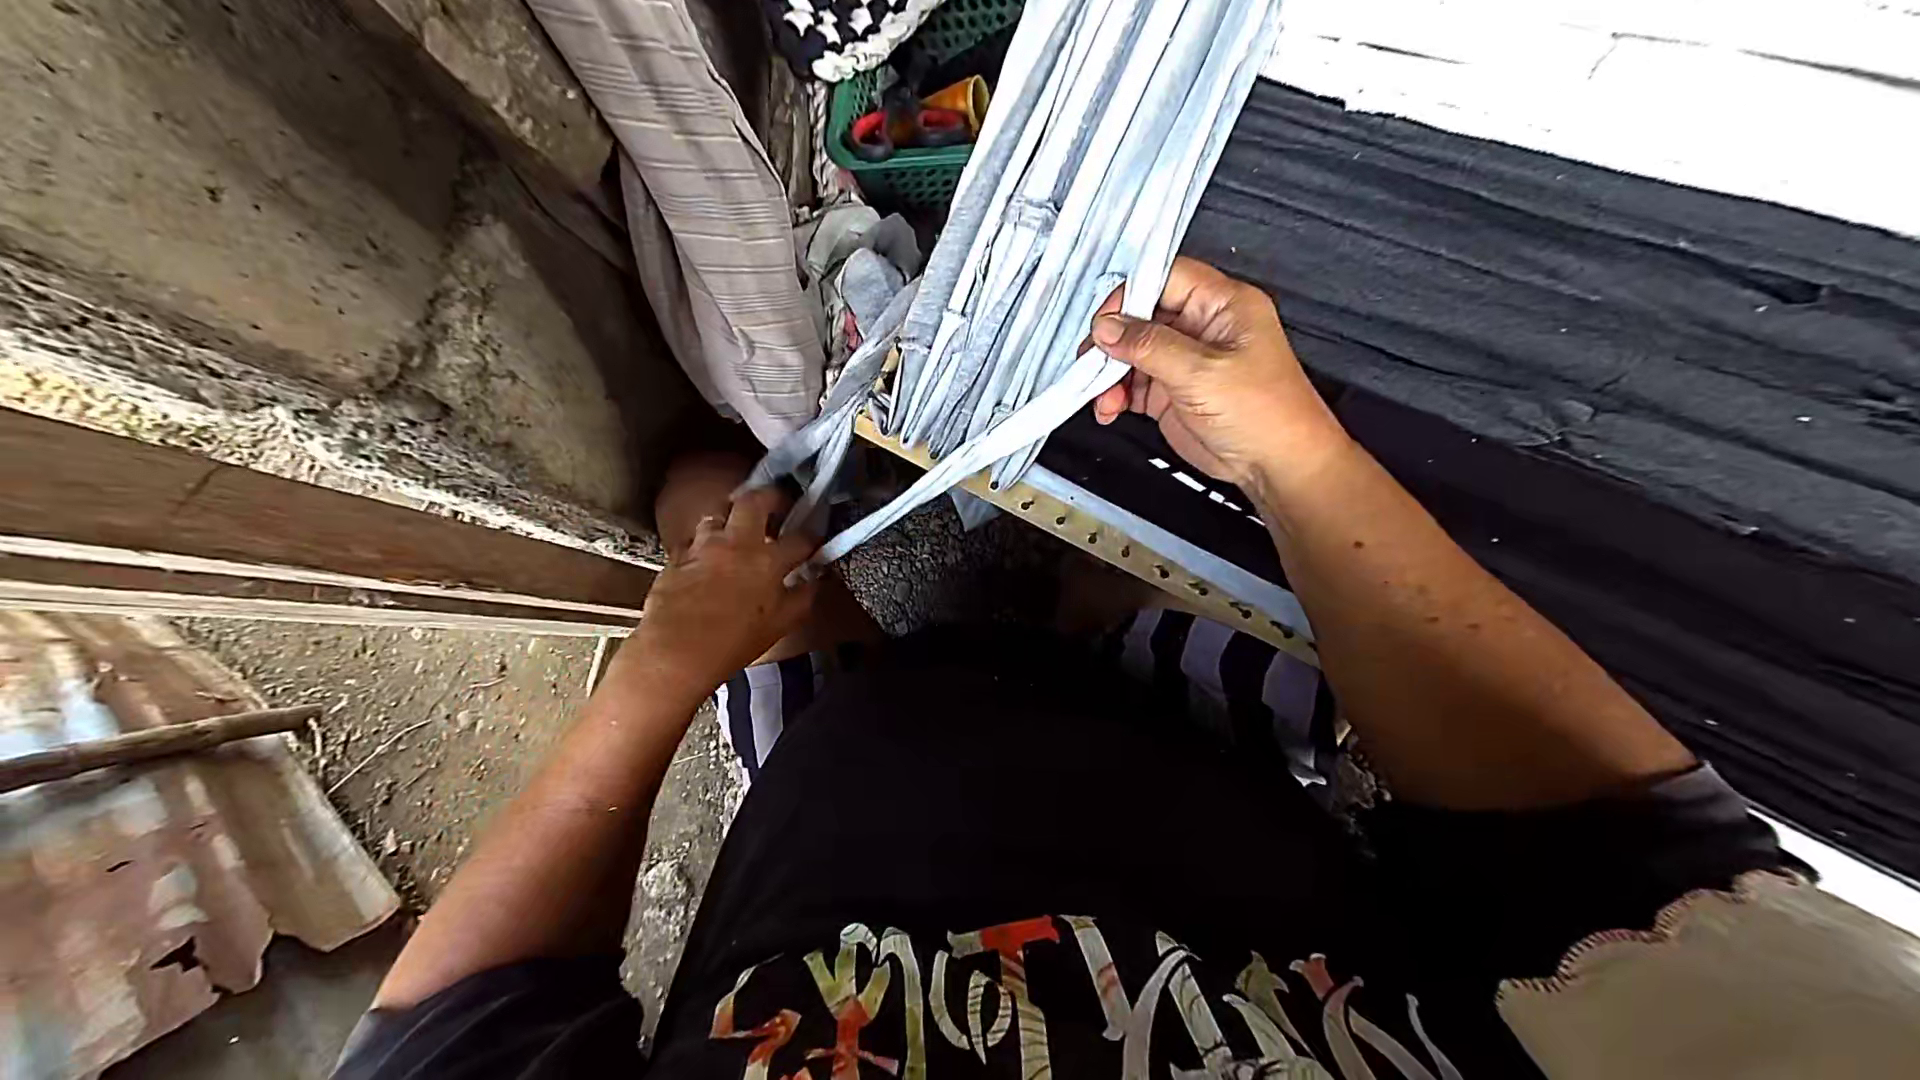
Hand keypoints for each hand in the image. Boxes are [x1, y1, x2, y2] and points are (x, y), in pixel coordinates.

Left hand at [626, 488, 818, 702]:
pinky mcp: (677, 558)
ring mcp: (703, 547)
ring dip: (729, 519)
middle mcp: (736, 544)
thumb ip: (802, 597)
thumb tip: (813, 580)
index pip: (800, 539)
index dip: (812, 536)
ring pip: (717, 515)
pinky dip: (703, 545)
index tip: (813, 540)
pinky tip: (705, 559)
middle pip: (754, 501)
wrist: (676, 650)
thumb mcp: (781, 624)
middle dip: (769, 496)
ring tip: (734, 531)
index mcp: (768, 561)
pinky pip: (693, 541)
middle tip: (775, 503)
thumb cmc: (734, 641)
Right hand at [1089, 258, 1351, 495]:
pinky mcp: (1171, 392)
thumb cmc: (1267, 414)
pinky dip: (1115, 396)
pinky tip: (1111, 407)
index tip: (1105, 321)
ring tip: (1105, 396)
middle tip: (1094, 359)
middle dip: (1112, 341)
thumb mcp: (1202, 372)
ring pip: (1130, 354)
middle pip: (1141, 317)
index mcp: (1221, 305)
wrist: (1274, 464)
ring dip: (1110, 375)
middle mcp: (1201, 329)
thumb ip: (1150, 346)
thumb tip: (1110, 327)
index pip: (1165, 278)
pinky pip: (1132, 385)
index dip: (1130, 295)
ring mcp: (1184, 361)